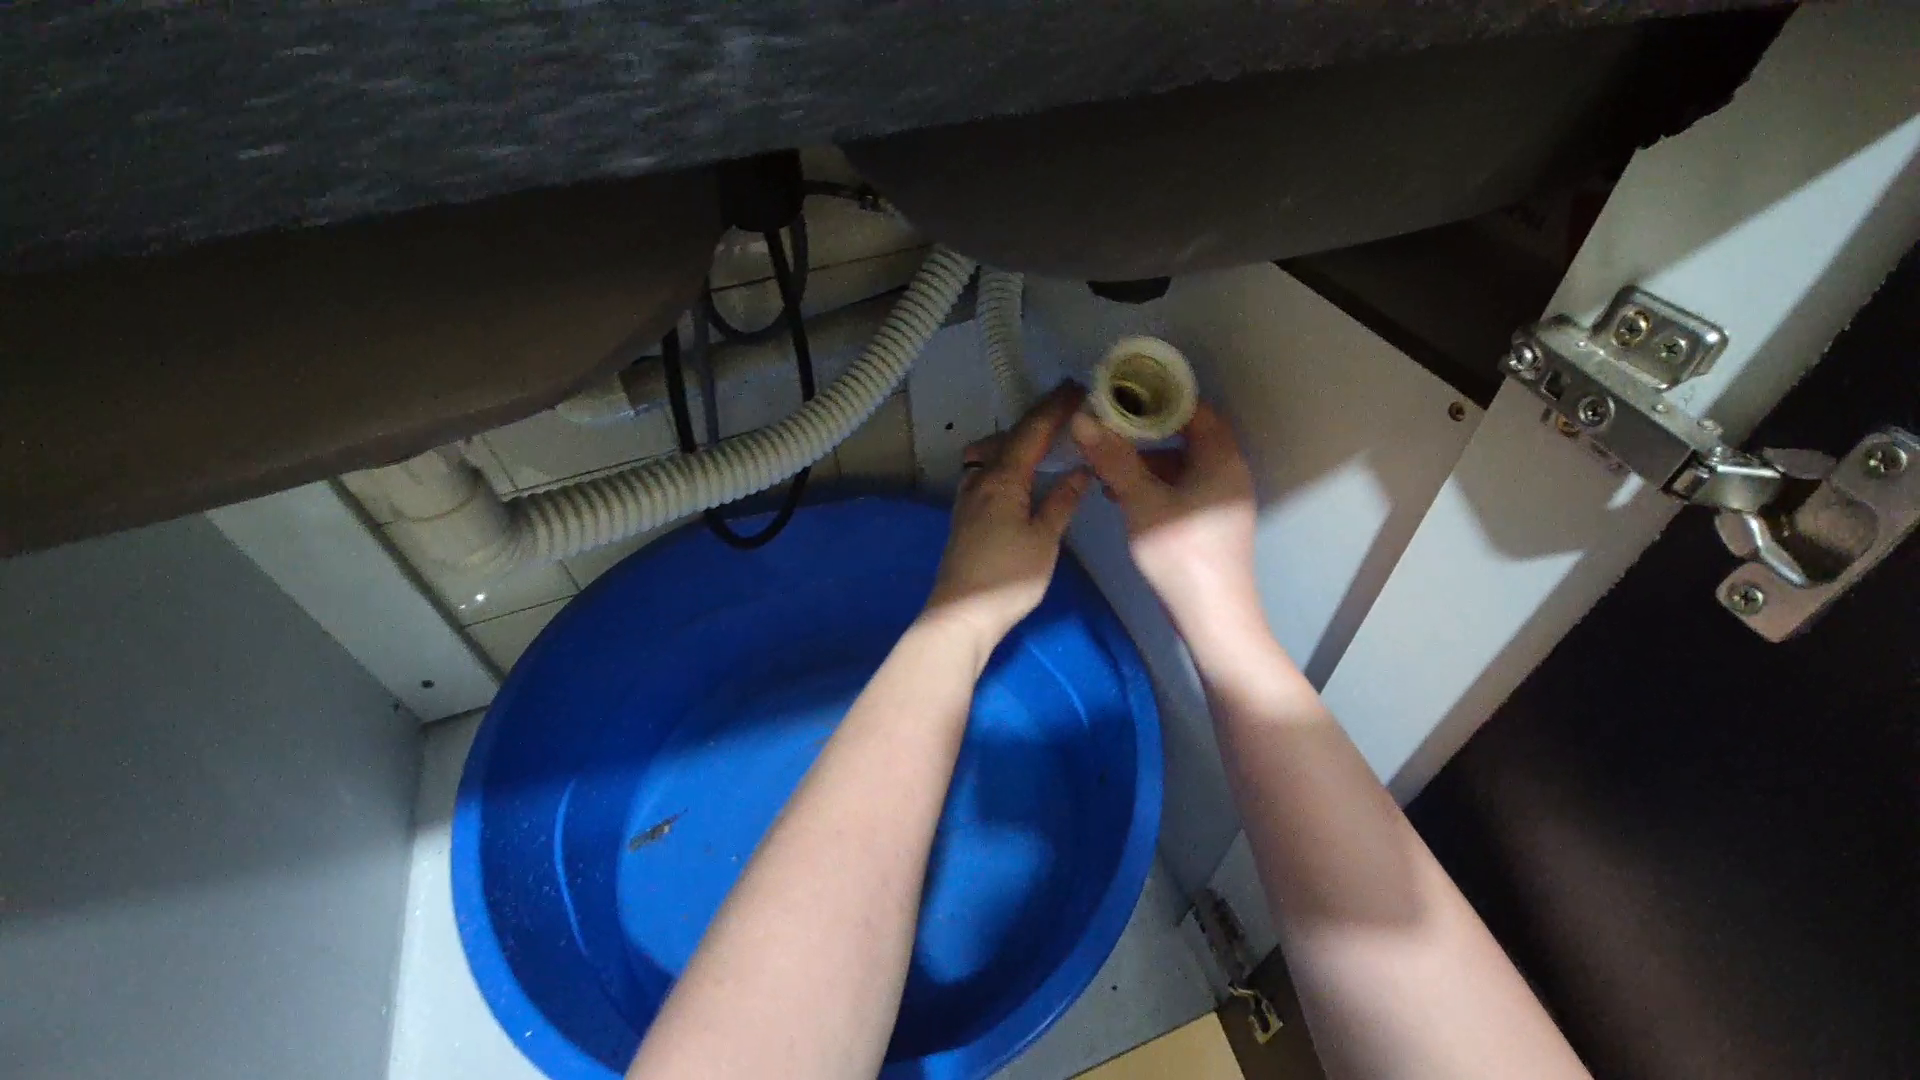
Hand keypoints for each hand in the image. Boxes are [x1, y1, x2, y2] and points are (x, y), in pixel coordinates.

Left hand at [925, 384, 1092, 644]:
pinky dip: (1005, 458)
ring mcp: (968, 496)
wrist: (962, 615)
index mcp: (1003, 479)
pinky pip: (985, 470)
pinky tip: (1019, 472)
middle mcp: (980, 479)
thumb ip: (1062, 502)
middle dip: (1038, 418)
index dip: (1055, 408)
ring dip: (1017, 438)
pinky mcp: (965, 513)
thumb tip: (1081, 470)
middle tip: (1068, 407)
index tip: (1077, 388)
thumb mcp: (1044, 539)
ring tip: (1044, 437)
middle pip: (1010, 436)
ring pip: (992, 452)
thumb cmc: (1008, 578)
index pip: (1032, 431)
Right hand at [1069, 403, 1260, 642]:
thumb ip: (1114, 460)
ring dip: (1144, 463)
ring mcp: (1221, 500)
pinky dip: (1153, 486)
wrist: (1213, 618)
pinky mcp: (1210, 523)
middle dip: (1144, 434)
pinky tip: (1122, 498)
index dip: (1159, 400)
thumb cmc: (1182, 554)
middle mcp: (1228, 473)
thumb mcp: (1142, 502)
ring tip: (1106, 468)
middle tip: (1106, 431)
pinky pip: (1181, 490)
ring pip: (1180, 466)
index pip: (1194, 410)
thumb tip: (1084, 419)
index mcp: (1221, 459)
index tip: (1121, 396)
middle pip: (1186, 437)